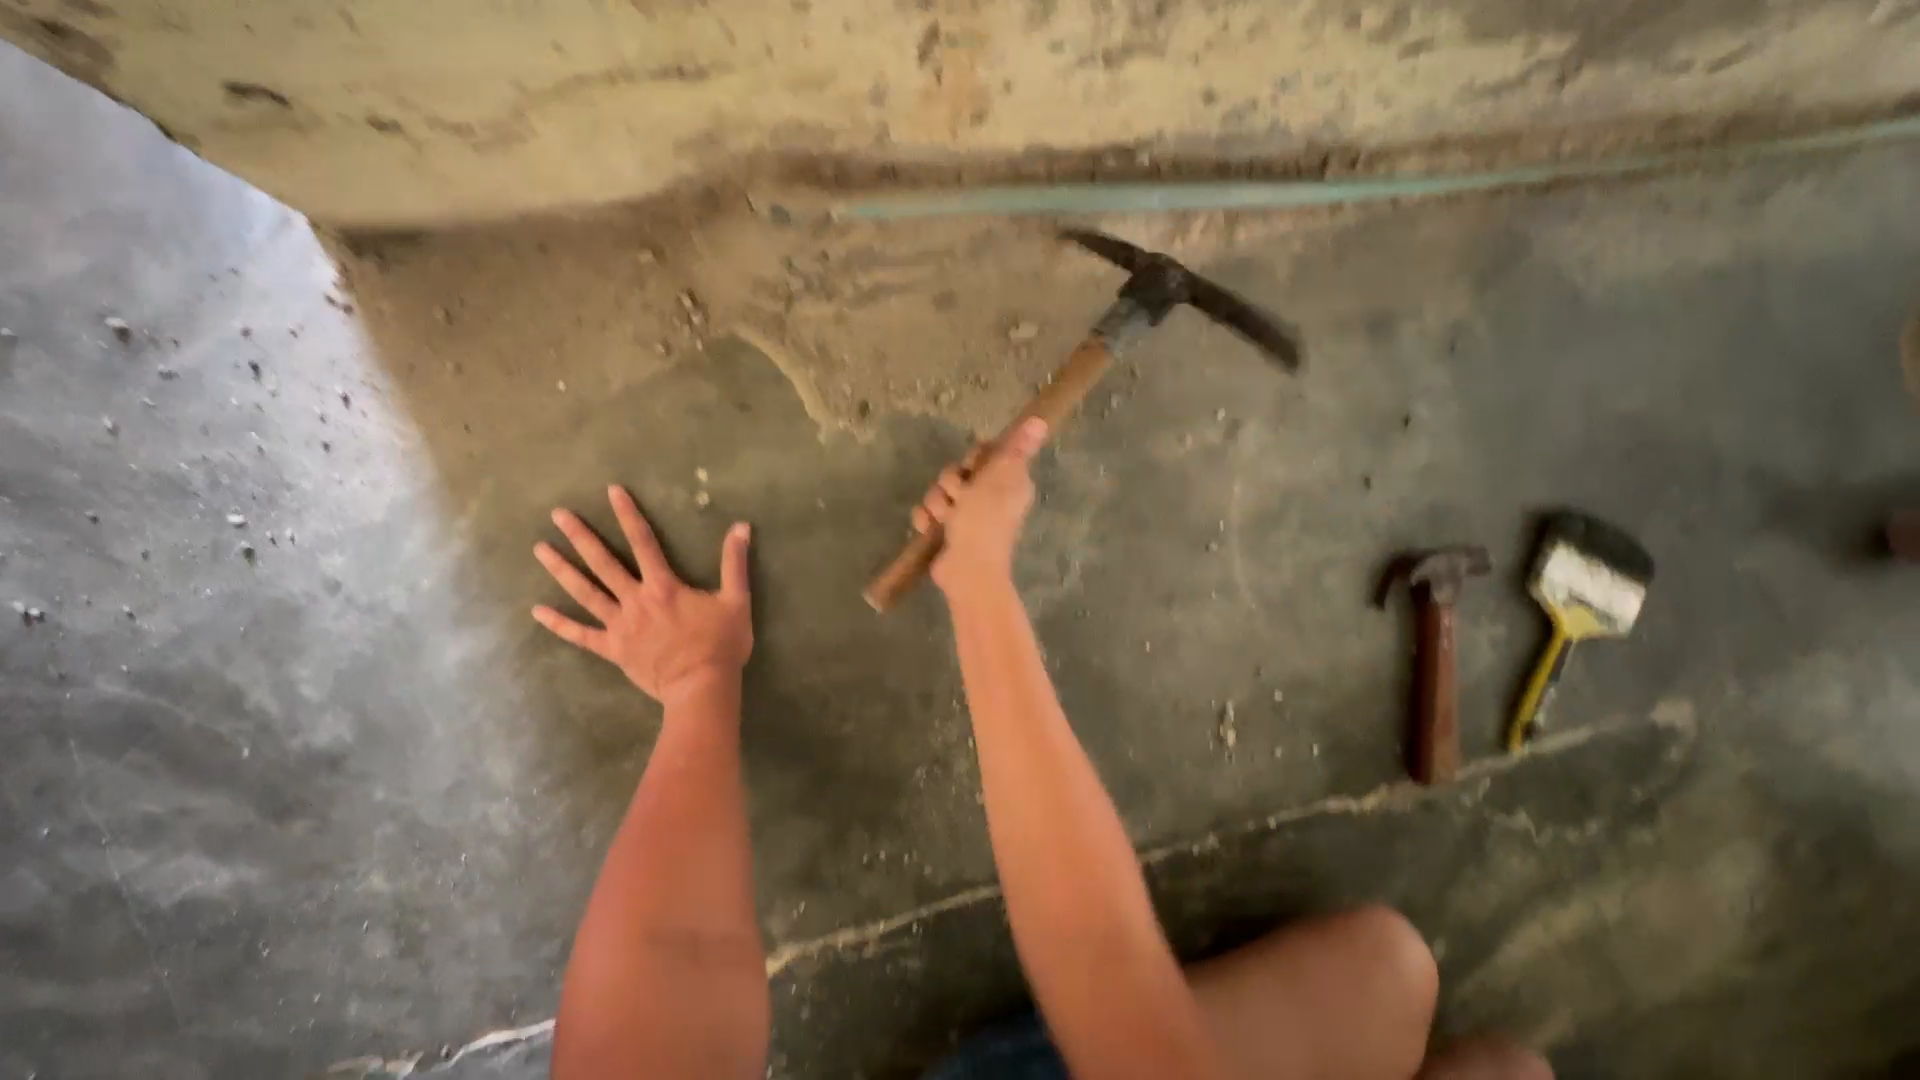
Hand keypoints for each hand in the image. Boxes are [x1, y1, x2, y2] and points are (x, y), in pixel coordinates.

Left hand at [533, 485, 752, 705]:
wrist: (701, 686)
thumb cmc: (720, 644)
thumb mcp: (737, 600)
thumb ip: (735, 563)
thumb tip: (741, 527)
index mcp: (663, 586)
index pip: (643, 541)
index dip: (628, 514)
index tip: (611, 492)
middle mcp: (635, 600)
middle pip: (603, 562)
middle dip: (581, 536)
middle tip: (558, 515)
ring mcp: (620, 626)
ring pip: (585, 592)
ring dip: (562, 569)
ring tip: (540, 549)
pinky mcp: (613, 650)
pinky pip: (581, 635)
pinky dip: (559, 624)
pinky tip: (538, 611)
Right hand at [913, 417, 1049, 595]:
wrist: (967, 570)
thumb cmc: (985, 521)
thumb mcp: (1000, 478)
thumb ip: (1015, 449)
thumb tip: (1039, 420)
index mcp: (1010, 482)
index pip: (987, 454)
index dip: (974, 457)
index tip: (973, 467)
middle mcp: (991, 497)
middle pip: (959, 471)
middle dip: (951, 483)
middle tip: (959, 496)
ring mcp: (967, 516)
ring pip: (940, 492)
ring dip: (937, 503)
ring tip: (944, 519)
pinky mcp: (948, 532)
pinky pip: (928, 513)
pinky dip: (927, 521)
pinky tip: (930, 530)